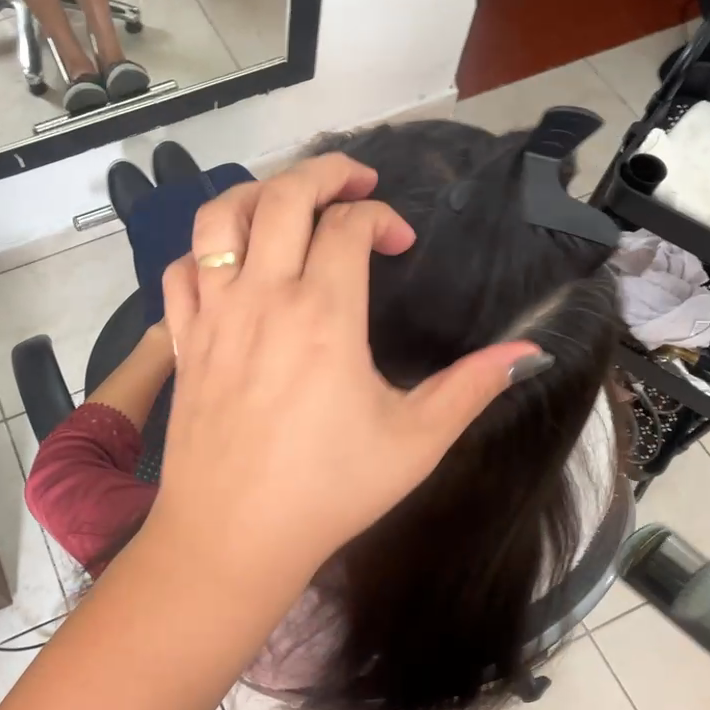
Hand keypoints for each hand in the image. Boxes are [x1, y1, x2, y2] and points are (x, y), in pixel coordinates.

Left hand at [144, 153, 543, 581]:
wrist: (232, 537)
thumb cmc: (328, 492)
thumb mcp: (415, 442)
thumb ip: (471, 388)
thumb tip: (529, 352)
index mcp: (324, 313)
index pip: (349, 225)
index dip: (381, 217)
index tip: (400, 245)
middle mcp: (263, 298)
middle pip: (284, 196)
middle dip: (325, 172)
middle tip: (355, 180)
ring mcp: (214, 316)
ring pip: (220, 218)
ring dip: (256, 194)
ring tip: (288, 204)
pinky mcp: (183, 343)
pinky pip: (180, 271)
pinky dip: (204, 252)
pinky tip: (230, 266)